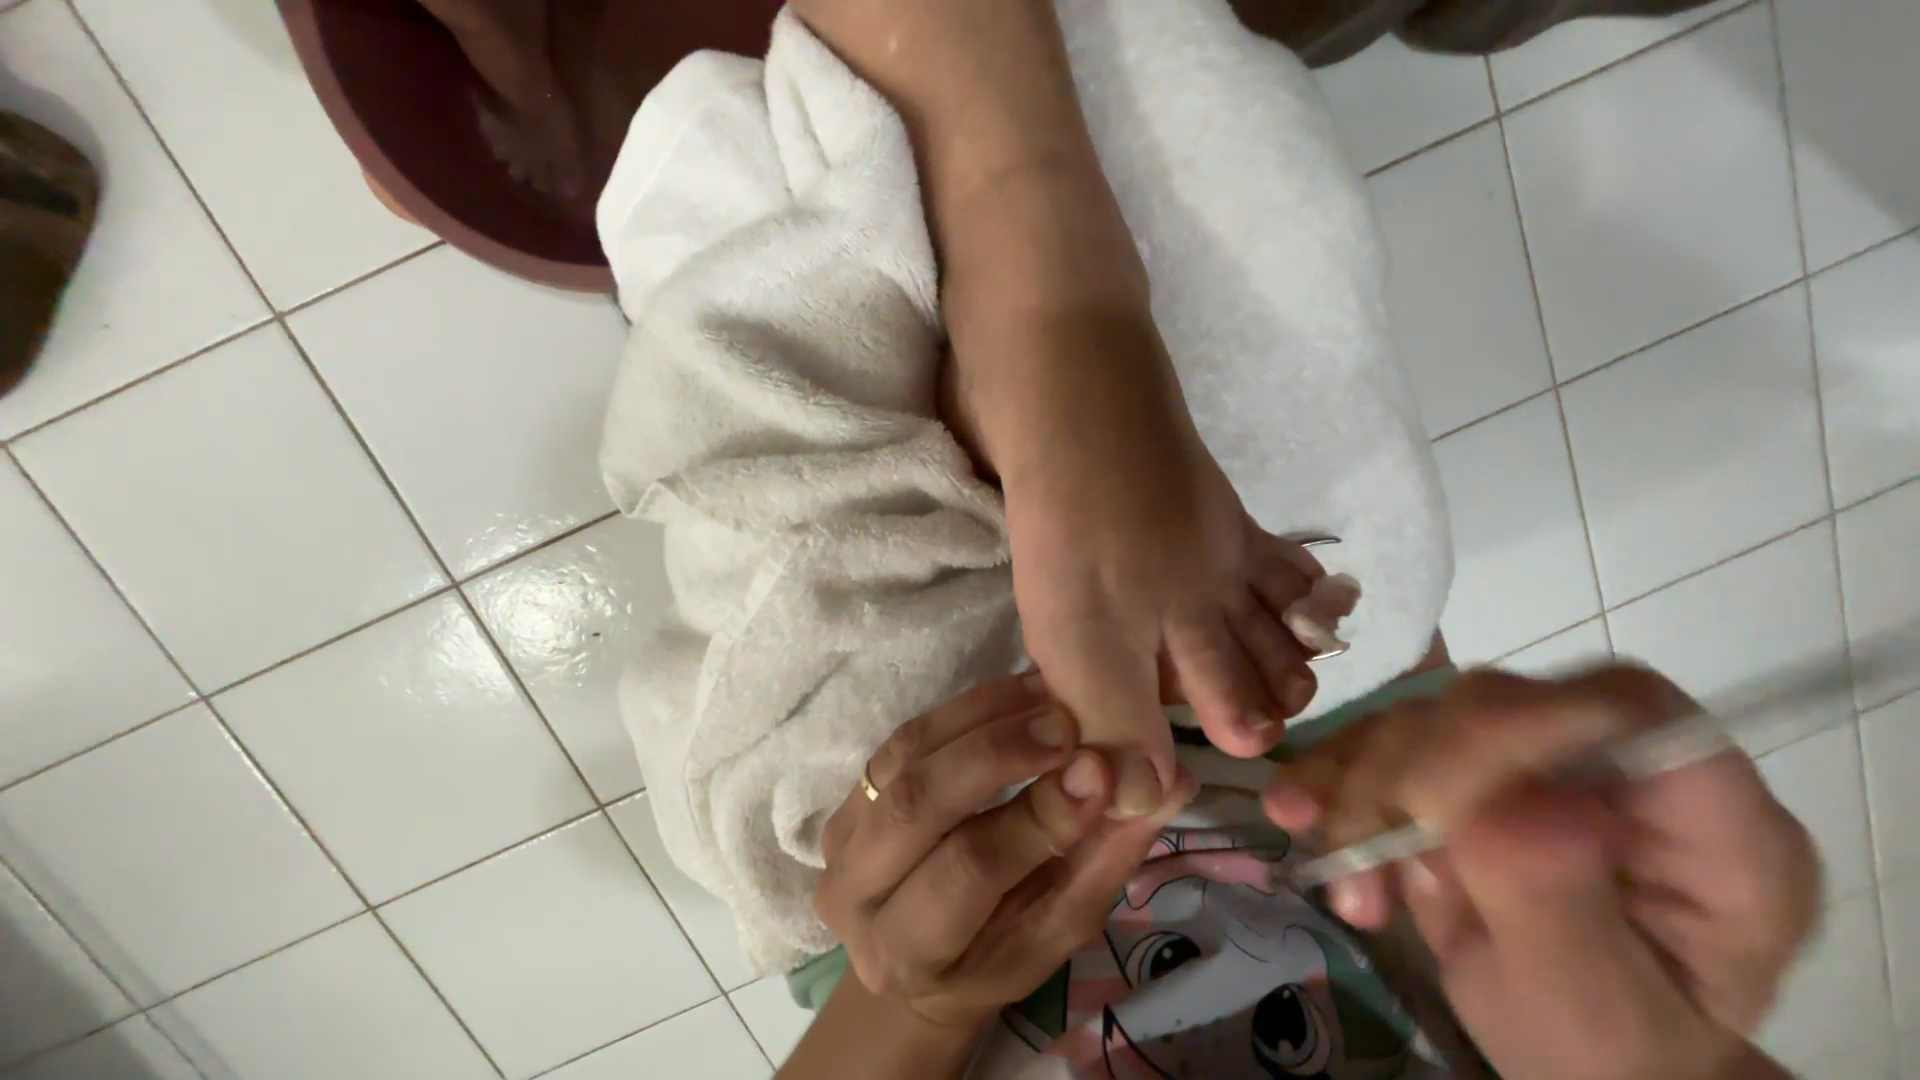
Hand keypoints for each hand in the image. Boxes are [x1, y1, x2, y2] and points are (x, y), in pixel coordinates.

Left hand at [814, 673, 1195, 1029]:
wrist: (918, 951)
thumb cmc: (997, 953)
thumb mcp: (1057, 930)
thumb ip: (1103, 859)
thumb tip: (1166, 787)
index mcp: (908, 951)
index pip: (969, 871)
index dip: (1036, 817)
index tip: (1100, 771)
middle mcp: (854, 893)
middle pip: (919, 804)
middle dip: (998, 755)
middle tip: (1066, 724)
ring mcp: (840, 836)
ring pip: (907, 756)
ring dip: (982, 717)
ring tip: (1048, 695)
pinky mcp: (847, 794)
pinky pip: (904, 737)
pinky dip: (964, 709)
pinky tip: (1018, 694)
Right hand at [1263, 668, 1817, 1079]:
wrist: (1572, 1057)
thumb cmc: (1603, 1050)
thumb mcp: (1591, 1009)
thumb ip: (1556, 903)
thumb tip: (1506, 804)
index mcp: (1708, 828)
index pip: (1630, 710)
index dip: (1524, 721)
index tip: (1428, 799)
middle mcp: (1617, 771)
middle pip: (1495, 705)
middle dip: (1406, 777)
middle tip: (1362, 864)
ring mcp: (1533, 762)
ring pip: (1419, 720)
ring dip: (1357, 793)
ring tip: (1350, 891)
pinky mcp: (1465, 767)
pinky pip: (1380, 743)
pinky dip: (1330, 778)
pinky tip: (1300, 819)